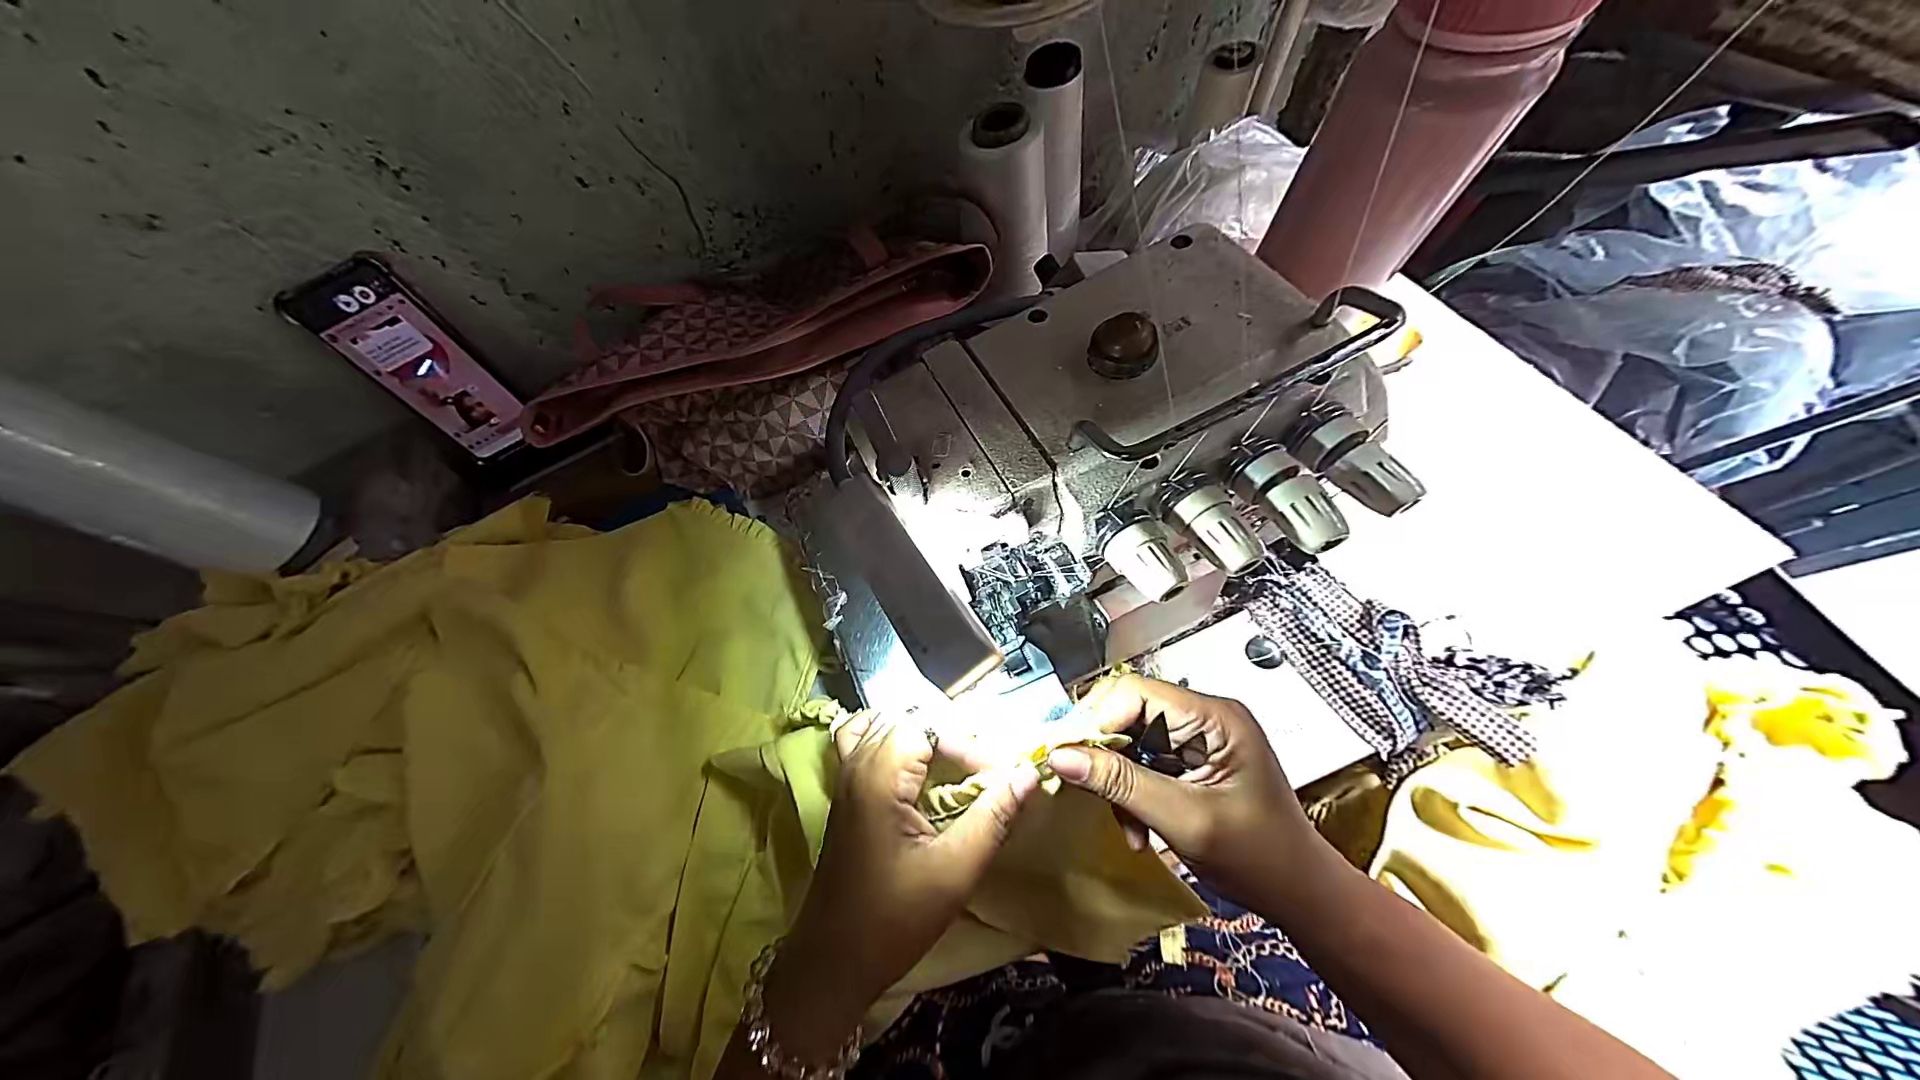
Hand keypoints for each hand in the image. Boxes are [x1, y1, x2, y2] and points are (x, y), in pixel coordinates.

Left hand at [759, 712, 1039, 1056]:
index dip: (972, 746)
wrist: (832, 961)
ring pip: (890, 723)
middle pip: (912, 718)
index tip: (1003, 778)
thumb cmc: (893, 919)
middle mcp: (857, 762)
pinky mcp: (846, 789)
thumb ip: (993, 816)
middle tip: (989, 771)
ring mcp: (846, 773)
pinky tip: (916, 757)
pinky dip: (895, 738)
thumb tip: (1029, 773)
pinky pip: (867, 739)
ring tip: (962, 762)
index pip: (933, 727)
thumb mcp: (954, 871)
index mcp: (879, 776)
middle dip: (955, 736)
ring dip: (929, 735)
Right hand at [1045, 675, 1321, 907]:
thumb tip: (1061, 757)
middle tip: (1089, 791)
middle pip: (1128, 712)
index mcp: (1215, 717)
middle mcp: (1204, 716)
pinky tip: (1138, 828)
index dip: (1097, 722)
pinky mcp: (1189, 759)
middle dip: (1105, 755)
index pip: (1135, 693)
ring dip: (1117, 782)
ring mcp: (1197, 737)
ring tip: (1128, 826)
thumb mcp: (1185, 820)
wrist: (1300, 893)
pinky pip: (1141, 761)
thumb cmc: (1260, 858)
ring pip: (1129, 739)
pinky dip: (1131, 793)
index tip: (1070, 760)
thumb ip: (1122, 785)